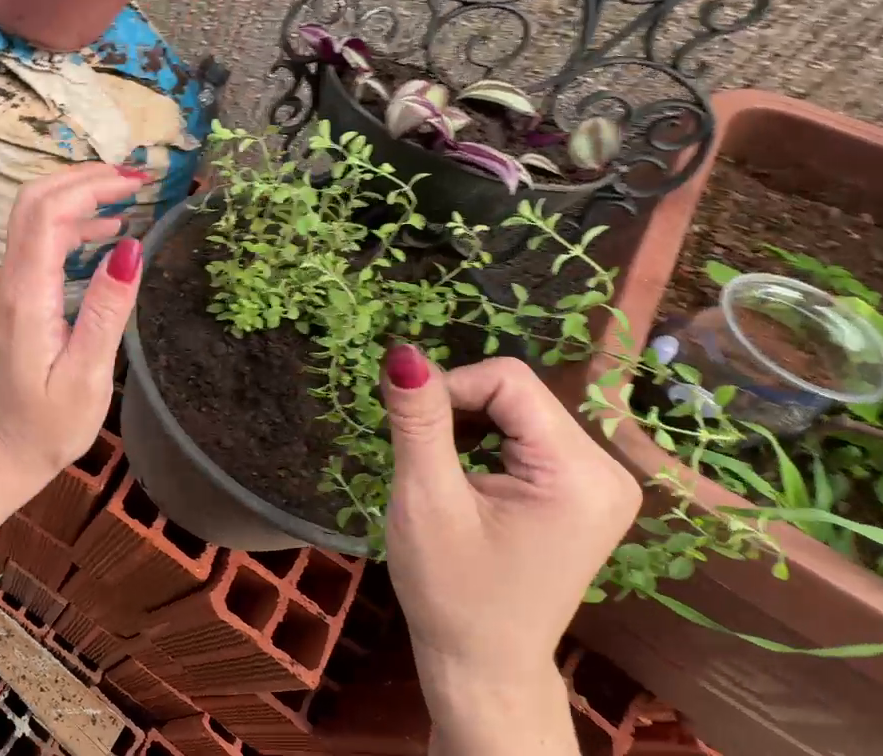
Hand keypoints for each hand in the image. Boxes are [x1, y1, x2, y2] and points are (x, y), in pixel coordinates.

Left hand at [0, 164, 145, 489]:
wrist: (10, 445)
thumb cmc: (51, 422)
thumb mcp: (88, 374)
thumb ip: (107, 310)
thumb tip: (131, 248)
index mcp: (28, 294)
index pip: (47, 214)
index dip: (89, 186)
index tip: (136, 181)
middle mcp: (12, 280)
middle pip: (33, 202)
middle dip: (81, 178)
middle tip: (134, 177)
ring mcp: (12, 283)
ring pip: (34, 215)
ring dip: (77, 194)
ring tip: (129, 194)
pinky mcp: (20, 292)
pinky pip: (40, 239)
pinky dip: (73, 221)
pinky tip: (108, 231)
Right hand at [380, 349, 640, 746]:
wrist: (481, 659)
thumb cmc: (449, 586)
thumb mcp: (425, 497)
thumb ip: (417, 420)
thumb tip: (402, 350)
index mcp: (579, 473)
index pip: (508, 380)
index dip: (448, 389)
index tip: (411, 431)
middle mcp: (606, 470)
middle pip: (515, 392)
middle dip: (457, 410)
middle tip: (425, 459)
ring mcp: (599, 483)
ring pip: (517, 409)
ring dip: (466, 425)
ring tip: (443, 473)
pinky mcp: (582, 492)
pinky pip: (525, 434)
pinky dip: (483, 441)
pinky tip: (465, 477)